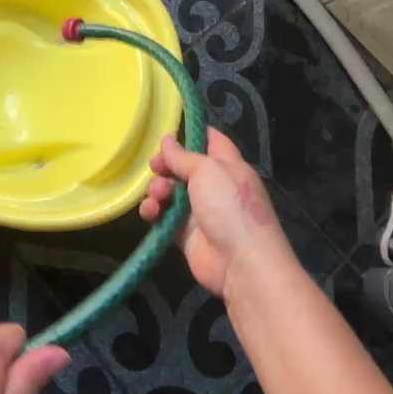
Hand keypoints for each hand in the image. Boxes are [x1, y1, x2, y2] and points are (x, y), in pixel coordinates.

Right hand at [139, 129, 293, 298]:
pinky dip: (154, 211)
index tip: (167, 129)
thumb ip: (183, 156)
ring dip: (157, 189)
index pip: (211, 140)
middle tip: (154, 166)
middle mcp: (214, 186)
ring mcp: (199, 211)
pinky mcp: (185, 233)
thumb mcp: (208, 171)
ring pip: (169, 191)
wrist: (241, 264)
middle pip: (183, 167)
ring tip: (158, 195)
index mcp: (228, 167)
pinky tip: (151, 211)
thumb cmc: (230, 207)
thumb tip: (167, 139)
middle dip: (165, 165)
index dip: (191, 132)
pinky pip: (163, 216)